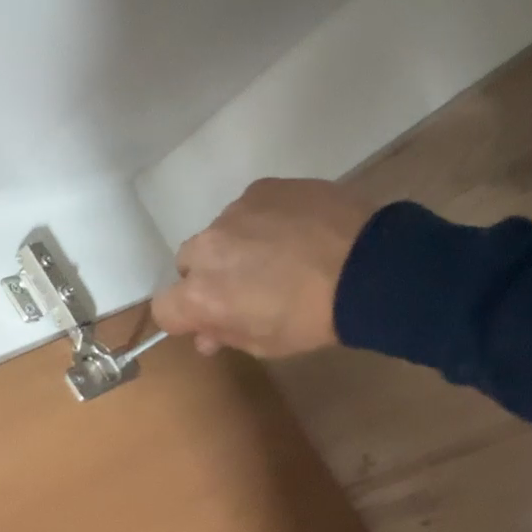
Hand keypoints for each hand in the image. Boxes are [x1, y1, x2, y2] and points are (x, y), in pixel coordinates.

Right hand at [150, 178, 378, 358]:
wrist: (366, 268)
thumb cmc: (313, 319)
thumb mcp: (267, 344)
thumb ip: (227, 335)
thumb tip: (206, 334)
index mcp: (203, 294)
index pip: (165, 308)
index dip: (184, 317)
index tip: (208, 321)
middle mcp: (208, 247)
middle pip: (188, 264)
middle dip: (209, 278)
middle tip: (249, 289)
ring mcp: (235, 211)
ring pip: (220, 234)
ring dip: (237, 248)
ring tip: (280, 258)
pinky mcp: (263, 187)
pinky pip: (249, 210)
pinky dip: (262, 223)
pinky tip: (295, 234)